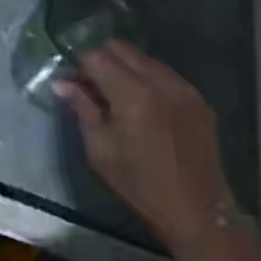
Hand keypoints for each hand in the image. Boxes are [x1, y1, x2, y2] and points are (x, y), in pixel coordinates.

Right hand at [54, 40, 240, 255]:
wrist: (198, 213)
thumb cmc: (140, 186)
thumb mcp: (100, 151)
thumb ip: (82, 109)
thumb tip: (62, 82)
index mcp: (132, 95)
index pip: (97, 56)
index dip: (81, 65)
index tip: (77, 84)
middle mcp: (159, 81)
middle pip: (121, 48)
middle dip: (103, 60)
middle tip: (96, 89)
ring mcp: (183, 87)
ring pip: (144, 58)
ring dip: (127, 69)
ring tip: (123, 100)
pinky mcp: (198, 97)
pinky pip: (165, 74)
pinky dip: (149, 80)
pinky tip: (148, 108)